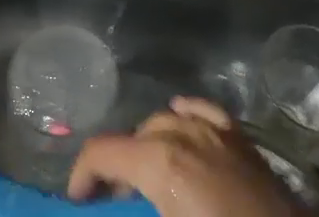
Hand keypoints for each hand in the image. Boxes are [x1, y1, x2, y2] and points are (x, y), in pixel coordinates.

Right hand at [67, 97, 302, 216]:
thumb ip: (136, 208)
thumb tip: (113, 201)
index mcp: (160, 162)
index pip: (103, 151)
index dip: (81, 174)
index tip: (76, 202)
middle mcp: (185, 134)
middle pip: (136, 136)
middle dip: (117, 165)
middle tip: (110, 200)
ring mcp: (217, 132)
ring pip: (168, 121)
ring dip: (148, 146)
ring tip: (144, 178)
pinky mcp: (242, 140)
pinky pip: (205, 112)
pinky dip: (186, 115)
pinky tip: (179, 118)